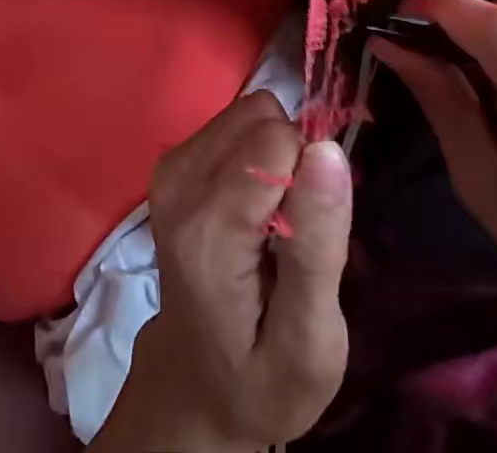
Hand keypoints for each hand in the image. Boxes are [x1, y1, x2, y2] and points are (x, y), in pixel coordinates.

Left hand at [89, 91, 353, 452]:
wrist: (193, 384)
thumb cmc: (260, 377)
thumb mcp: (310, 341)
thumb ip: (318, 244)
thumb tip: (327, 148)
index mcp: (208, 231)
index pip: (277, 142)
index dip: (312, 177)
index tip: (313, 230)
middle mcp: (177, 185)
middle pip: (262, 118)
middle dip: (295, 160)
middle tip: (295, 227)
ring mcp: (169, 169)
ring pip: (250, 112)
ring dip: (277, 156)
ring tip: (275, 219)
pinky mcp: (172, 162)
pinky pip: (235, 122)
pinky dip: (258, 155)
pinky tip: (254, 206)